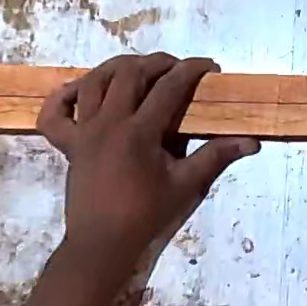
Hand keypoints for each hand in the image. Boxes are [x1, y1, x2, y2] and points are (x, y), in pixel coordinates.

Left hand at [37, 53, 259, 275]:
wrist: (102, 243)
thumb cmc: (147, 213)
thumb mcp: (187, 184)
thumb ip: (217, 156)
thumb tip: (252, 142)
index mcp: (138, 133)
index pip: (168, 87)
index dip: (191, 70)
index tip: (210, 67)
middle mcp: (107, 124)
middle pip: (128, 73)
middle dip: (157, 62)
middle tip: (178, 67)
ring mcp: (83, 133)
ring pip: (93, 82)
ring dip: (118, 68)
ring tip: (141, 70)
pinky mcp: (68, 145)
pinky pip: (54, 113)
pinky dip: (65, 95)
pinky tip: (83, 89)